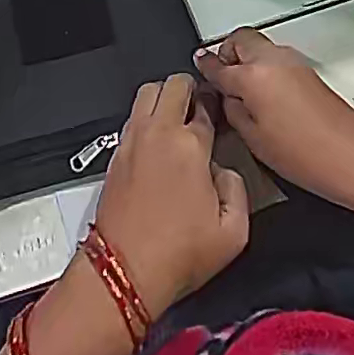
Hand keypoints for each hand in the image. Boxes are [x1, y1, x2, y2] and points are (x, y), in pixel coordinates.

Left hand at [93, 74, 249, 315]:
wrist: (125, 270)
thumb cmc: (176, 253)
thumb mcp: (234, 231)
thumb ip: (238, 189)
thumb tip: (225, 172)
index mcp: (190, 146)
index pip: (205, 107)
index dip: (215, 106)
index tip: (219, 112)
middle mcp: (157, 135)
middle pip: (171, 84)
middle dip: (188, 88)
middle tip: (198, 103)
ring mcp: (131, 141)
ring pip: (145, 93)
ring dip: (163, 96)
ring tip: (177, 115)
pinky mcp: (115, 154)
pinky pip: (131, 118)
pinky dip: (145, 117)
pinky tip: (157, 139)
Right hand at [195, 28, 353, 206]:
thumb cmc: (310, 155)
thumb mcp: (252, 138)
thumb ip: (231, 109)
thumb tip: (227, 97)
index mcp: (254, 76)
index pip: (217, 63)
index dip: (204, 66)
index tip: (200, 65)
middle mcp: (275, 61)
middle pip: (240, 39)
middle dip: (226, 52)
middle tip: (220, 73)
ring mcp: (295, 64)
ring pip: (260, 46)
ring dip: (248, 60)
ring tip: (244, 90)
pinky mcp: (309, 73)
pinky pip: (277, 60)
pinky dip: (266, 70)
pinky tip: (266, 97)